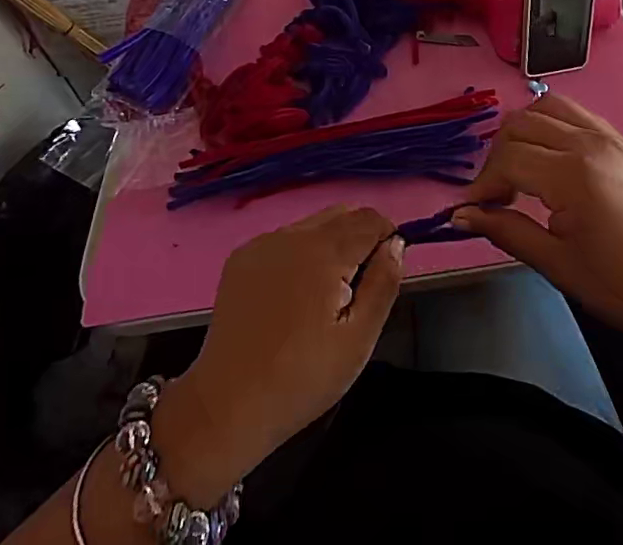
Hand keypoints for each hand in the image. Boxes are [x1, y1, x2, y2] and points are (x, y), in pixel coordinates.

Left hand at [152, 206, 402, 506]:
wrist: (226, 407)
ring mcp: (261, 244)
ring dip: (331, 244)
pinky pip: (286, 238)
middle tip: (358, 289)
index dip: (388, 239)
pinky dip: (302, 253)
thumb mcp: (359, 338)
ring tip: (325, 296)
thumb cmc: (302, 378)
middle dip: (361, 239)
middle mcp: (291, 235)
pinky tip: (294, 295)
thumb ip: (384, 282)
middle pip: (342, 214)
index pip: (370, 220)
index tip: (386, 272)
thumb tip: (396, 244)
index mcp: (322, 252)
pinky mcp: (241, 258)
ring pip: (314, 223)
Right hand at [453, 96, 622, 403]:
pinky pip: (577, 116)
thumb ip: (507, 231)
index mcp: (574, 174)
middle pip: (522, 124)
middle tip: (495, 198)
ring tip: (519, 175)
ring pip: (548, 108)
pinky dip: (551, 127)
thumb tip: (462, 216)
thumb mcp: (561, 266)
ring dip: (523, 133)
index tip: (473, 212)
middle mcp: (591, 142)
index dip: (481, 184)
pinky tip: (551, 163)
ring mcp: (612, 138)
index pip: (507, 158)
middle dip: (497, 156)